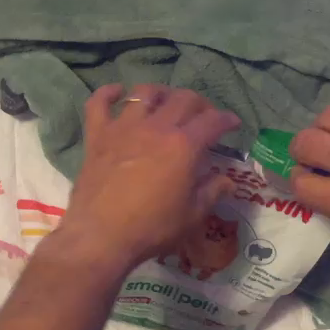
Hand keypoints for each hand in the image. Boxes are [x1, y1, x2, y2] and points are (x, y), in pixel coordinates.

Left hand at [45, 84, 239, 272]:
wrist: (101, 236)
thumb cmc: (151, 228)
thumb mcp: (192, 216)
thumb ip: (211, 192)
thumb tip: (226, 180)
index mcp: (183, 145)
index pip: (212, 121)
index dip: (226, 119)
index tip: (232, 124)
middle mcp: (156, 127)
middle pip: (182, 98)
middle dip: (199, 103)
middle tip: (203, 116)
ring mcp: (123, 127)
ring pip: (145, 93)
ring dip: (161, 93)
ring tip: (166, 102)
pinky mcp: (97, 135)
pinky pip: (99, 103)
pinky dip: (108, 93)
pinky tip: (118, 93)